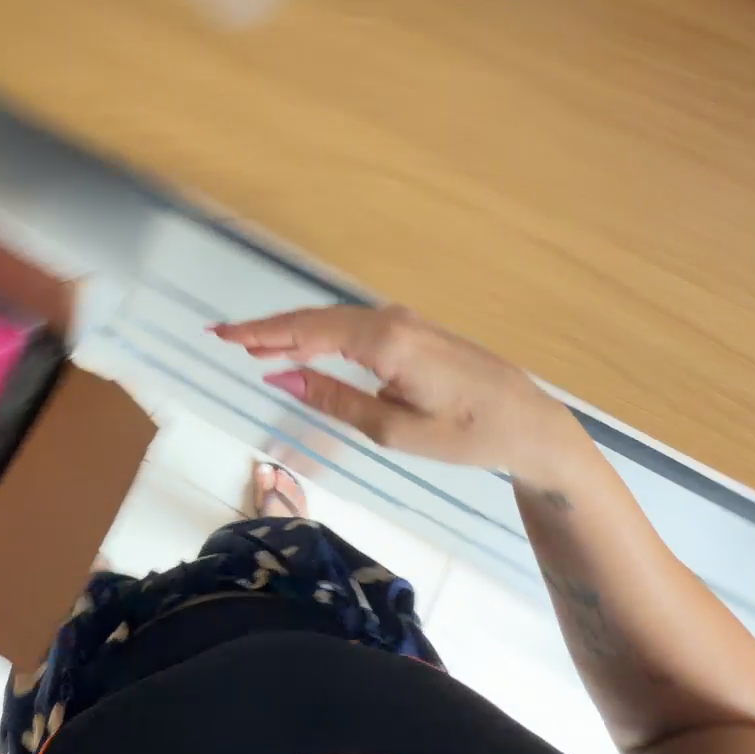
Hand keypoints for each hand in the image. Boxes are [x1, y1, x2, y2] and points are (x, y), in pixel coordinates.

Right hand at [212, 305, 590, 483]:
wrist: (532, 423)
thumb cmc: (467, 434)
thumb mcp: (394, 430)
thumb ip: (334, 399)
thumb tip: (280, 376)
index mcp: (384, 342)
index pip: (308, 330)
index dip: (262, 332)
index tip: (222, 334)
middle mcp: (389, 321)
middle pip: (315, 319)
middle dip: (269, 329)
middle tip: (226, 337)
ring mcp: (402, 322)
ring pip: (332, 321)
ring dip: (292, 333)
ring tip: (253, 346)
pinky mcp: (410, 330)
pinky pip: (351, 327)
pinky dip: (319, 336)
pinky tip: (303, 349)